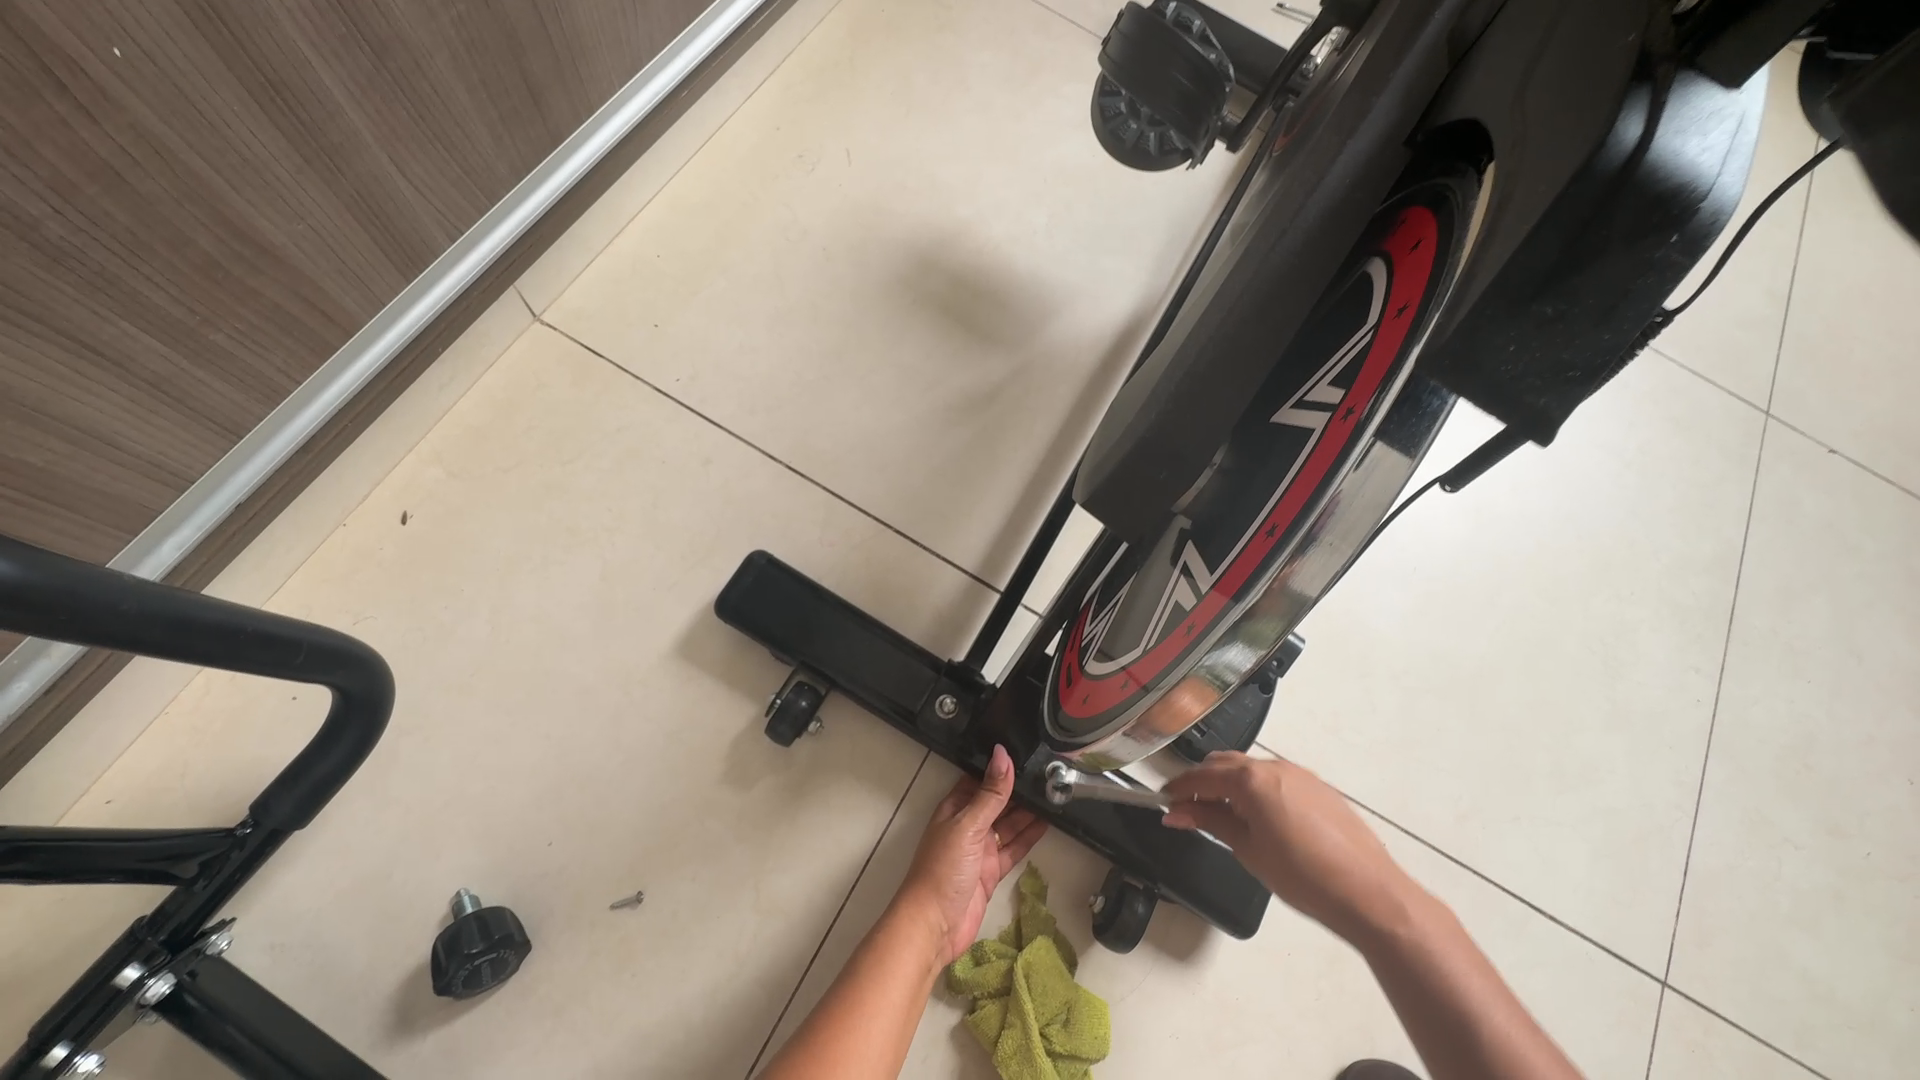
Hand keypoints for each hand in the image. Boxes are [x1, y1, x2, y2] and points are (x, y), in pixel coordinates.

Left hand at [892, 745, 1047, 966]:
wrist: (935, 925)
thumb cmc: (943, 870)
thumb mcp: (967, 826)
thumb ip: (990, 793)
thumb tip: (1003, 754)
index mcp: (954, 809)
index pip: (979, 780)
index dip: (999, 768)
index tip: (1026, 752)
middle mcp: (967, 826)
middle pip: (997, 802)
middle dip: (1018, 790)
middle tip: (1048, 774)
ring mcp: (980, 850)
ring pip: (1008, 825)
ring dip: (1028, 812)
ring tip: (1054, 794)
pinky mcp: (991, 872)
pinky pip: (1013, 849)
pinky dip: (1028, 838)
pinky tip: (1046, 824)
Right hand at [1163, 751, 1418, 944]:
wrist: (1368, 892)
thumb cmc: (1301, 875)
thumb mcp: (1247, 849)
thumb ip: (1210, 822)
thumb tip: (1177, 811)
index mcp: (1251, 779)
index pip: (1201, 777)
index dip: (1178, 790)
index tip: (1163, 804)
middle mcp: (1274, 766)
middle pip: (1225, 764)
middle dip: (1202, 782)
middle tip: (1187, 810)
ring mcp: (1300, 774)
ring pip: (1251, 770)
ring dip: (1230, 785)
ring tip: (1221, 815)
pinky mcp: (1319, 788)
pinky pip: (1275, 779)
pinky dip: (1256, 790)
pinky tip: (1258, 818)